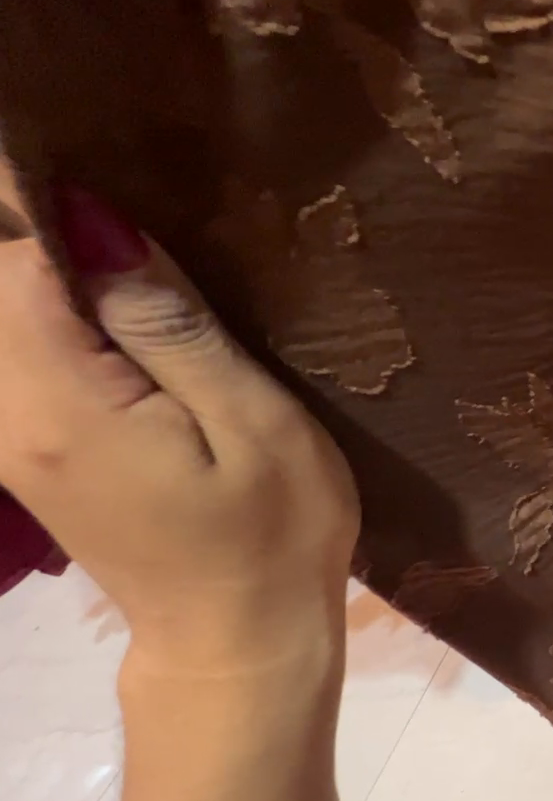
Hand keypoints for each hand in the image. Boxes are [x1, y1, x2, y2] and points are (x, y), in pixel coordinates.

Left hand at [0, 183, 358, 688]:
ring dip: (64, 277)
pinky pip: (22, 351)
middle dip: (57, 236)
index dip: (62, 209)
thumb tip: (97, 227)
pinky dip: (62, 318)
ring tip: (155, 268)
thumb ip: (173, 331)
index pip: (20, 262)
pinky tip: (135, 320)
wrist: (241, 628)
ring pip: (4, 314)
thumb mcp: (254, 427)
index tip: (125, 172)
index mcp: (54, 399)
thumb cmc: (276, 530)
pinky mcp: (28, 444)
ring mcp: (4, 430)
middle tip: (159, 224)